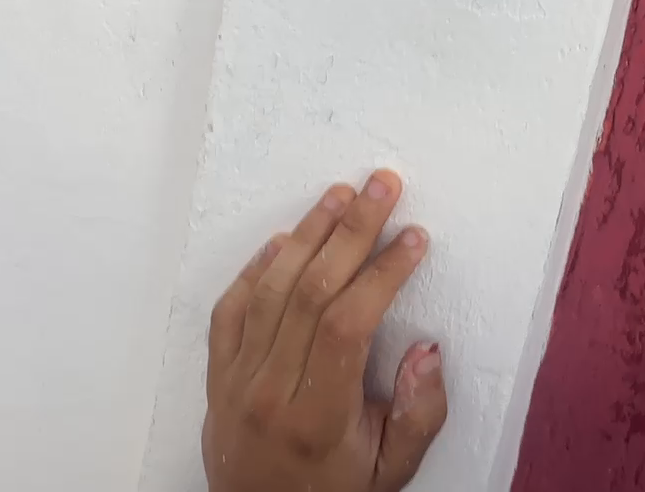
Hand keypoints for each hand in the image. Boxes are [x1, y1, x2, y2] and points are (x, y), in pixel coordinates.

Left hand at [203, 171, 447, 491]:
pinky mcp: (217, 376)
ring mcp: (235, 382)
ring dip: (309, 233)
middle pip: (311, 291)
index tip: (415, 237)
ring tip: (342, 193)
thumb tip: (427, 350)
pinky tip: (285, 236)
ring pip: (271, 289)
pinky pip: (229, 310)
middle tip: (383, 183)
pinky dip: (255, 268)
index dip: (383, 273)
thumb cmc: (336, 491)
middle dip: (354, 229)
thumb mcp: (393, 471)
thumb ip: (419, 414)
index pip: (348, 324)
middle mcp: (268, 392)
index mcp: (316, 417)